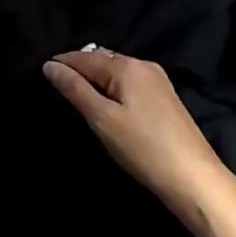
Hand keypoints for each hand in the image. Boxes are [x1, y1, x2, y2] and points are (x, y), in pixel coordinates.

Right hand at [44, 49, 231, 212]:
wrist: (194, 179)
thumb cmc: (143, 147)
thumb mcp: (102, 119)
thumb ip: (75, 89)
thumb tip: (49, 65)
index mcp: (127, 66)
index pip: (85, 57)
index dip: (63, 63)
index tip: (41, 71)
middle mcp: (143, 66)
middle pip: (102, 59)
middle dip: (79, 67)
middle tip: (55, 80)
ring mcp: (157, 82)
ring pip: (117, 71)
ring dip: (95, 77)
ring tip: (74, 90)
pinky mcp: (165, 99)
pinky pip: (129, 82)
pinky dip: (111, 86)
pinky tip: (104, 100)